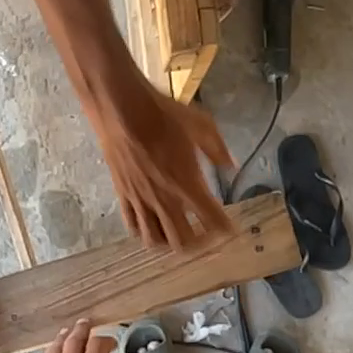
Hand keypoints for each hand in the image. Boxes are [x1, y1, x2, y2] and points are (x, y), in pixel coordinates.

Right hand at [93, 81, 234, 247]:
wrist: (122, 108)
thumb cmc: (163, 114)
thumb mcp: (201, 124)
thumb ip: (217, 149)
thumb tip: (231, 166)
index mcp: (189, 184)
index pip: (212, 219)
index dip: (224, 229)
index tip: (230, 230)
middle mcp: (166, 199)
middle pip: (184, 240)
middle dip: (198, 243)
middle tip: (205, 236)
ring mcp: (142, 201)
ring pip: (156, 239)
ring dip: (170, 242)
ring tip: (178, 236)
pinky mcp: (123, 196)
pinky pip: (133, 225)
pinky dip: (144, 232)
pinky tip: (151, 228)